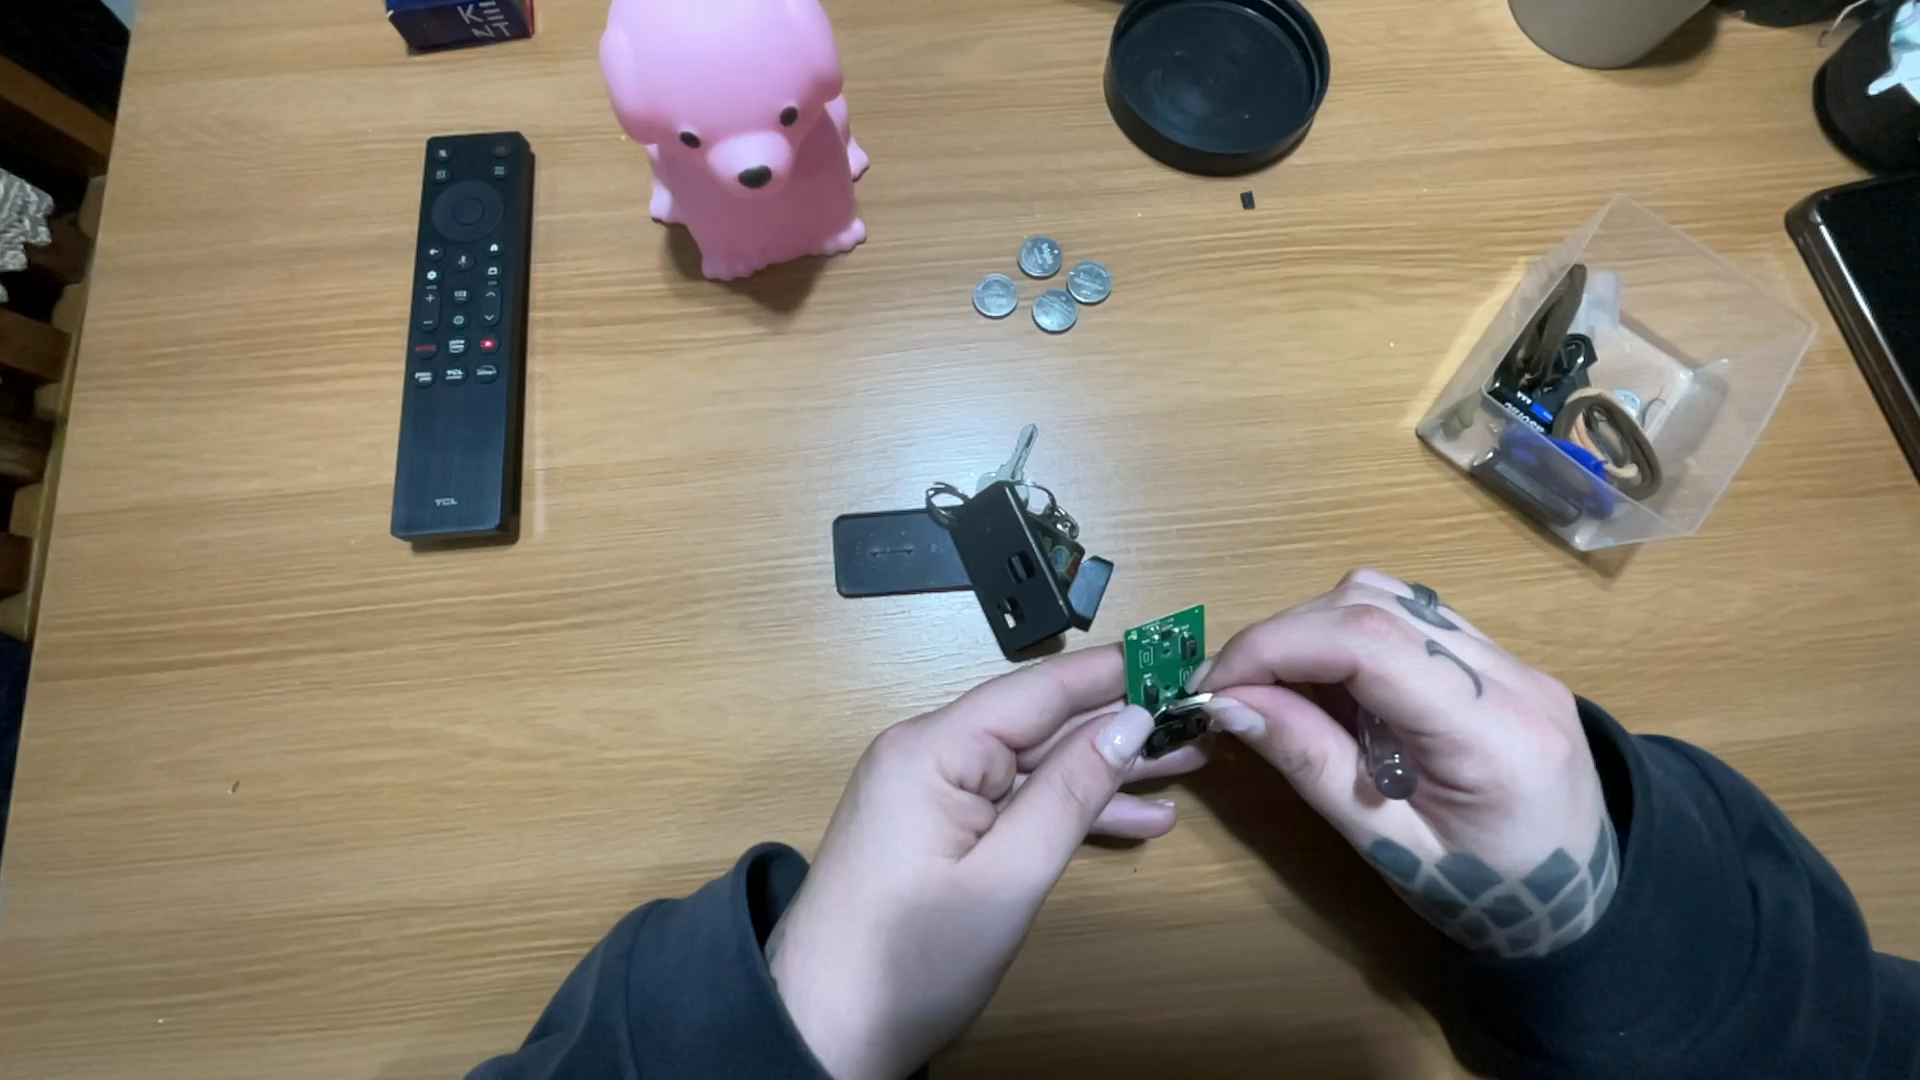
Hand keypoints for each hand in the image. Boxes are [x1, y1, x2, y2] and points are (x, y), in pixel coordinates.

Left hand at [767, 646, 1205, 1079]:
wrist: (824, 1032)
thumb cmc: (912, 959)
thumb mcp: (1006, 879)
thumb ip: (1069, 794)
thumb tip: (1129, 720)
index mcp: (934, 747)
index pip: (1037, 690)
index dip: (1109, 672)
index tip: (1173, 656)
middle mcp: (929, 749)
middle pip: (1039, 724)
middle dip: (1118, 725)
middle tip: (1196, 721)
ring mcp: (932, 785)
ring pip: (1033, 762)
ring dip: (1103, 769)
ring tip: (1185, 763)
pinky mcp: (937, 818)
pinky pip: (1011, 798)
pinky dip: (1066, 807)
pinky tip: (1135, 817)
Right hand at [1193, 569, 1616, 958]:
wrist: (1584, 902)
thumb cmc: (1486, 896)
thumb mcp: (1388, 844)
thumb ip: (1310, 764)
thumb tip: (1228, 704)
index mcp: (1495, 733)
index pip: (1367, 643)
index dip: (1274, 646)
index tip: (1215, 684)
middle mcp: (1506, 673)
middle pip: (1367, 603)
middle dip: (1278, 637)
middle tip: (1231, 690)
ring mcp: (1503, 655)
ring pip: (1378, 595)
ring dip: (1306, 630)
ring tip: (1276, 686)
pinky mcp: (1487, 653)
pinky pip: (1396, 612)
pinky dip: (1336, 634)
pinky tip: (1325, 681)